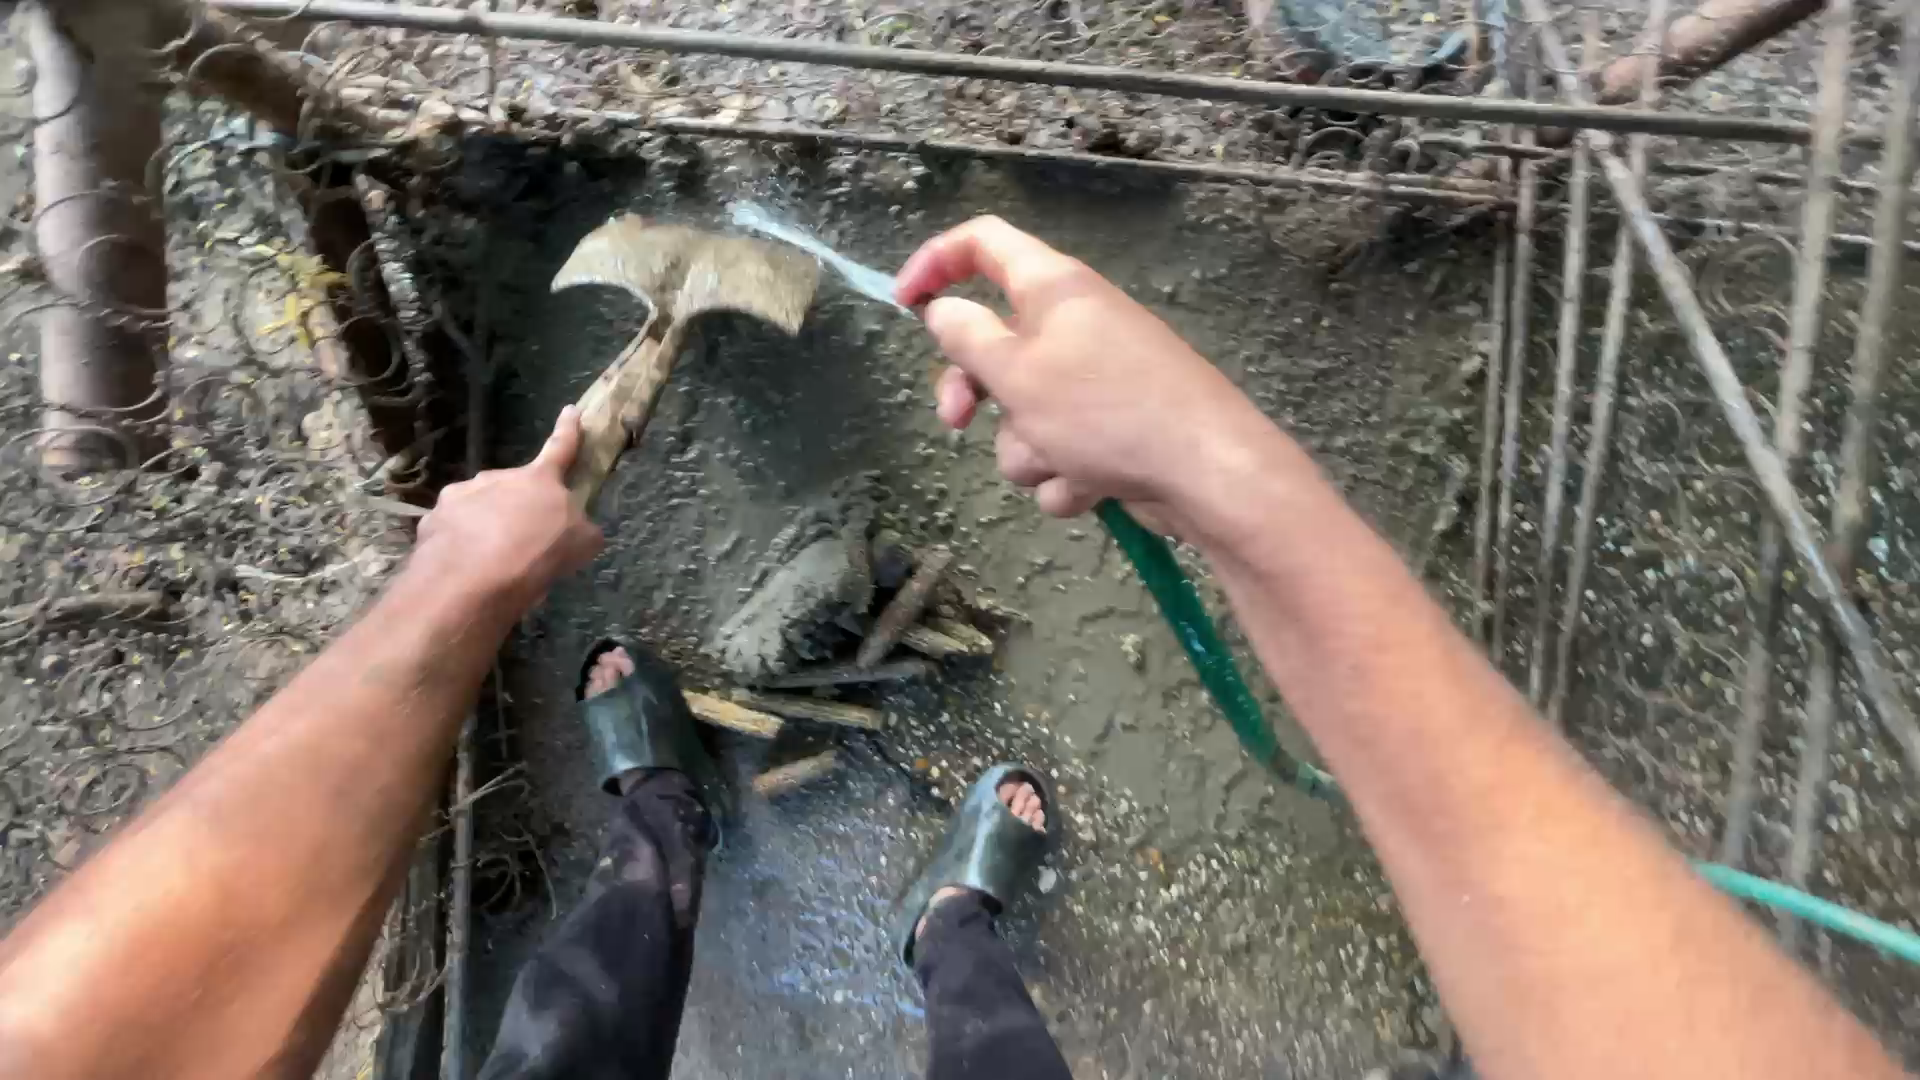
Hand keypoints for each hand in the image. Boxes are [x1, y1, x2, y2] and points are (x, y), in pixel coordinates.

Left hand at [416, 406, 603, 601]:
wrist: (474, 578)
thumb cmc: (539, 552)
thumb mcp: (583, 543)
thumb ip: (581, 527)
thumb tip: (576, 526)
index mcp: (539, 479)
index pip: (560, 448)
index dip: (568, 430)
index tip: (570, 409)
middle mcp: (497, 477)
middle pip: (515, 487)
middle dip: (522, 504)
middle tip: (528, 536)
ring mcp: (460, 496)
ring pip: (481, 506)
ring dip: (490, 523)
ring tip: (497, 557)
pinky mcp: (433, 519)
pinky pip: (456, 527)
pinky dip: (464, 542)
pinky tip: (471, 565)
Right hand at [895, 216, 1272, 522]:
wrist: (1202, 473)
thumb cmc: (1104, 410)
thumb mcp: (1017, 371)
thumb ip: (966, 337)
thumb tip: (941, 310)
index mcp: (1053, 290)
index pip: (983, 244)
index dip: (936, 262)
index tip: (902, 303)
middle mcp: (1073, 328)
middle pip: (994, 346)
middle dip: (973, 391)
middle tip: (956, 420)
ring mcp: (1093, 385)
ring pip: (1023, 416)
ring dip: (1029, 449)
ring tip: (1062, 461)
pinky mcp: (1109, 435)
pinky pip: (1059, 455)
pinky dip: (1065, 476)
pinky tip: (1091, 485)